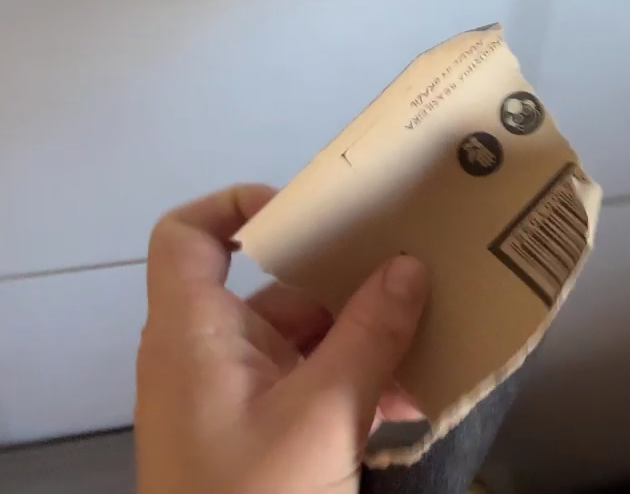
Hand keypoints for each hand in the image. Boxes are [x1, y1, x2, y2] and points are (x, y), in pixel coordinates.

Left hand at [135, 184, 429, 493]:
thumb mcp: (321, 415)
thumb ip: (371, 333)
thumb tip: (411, 263)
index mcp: (197, 337)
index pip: (188, 239)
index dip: (240, 205)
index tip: (317, 209)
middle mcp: (218, 352)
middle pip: (282, 280)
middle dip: (355, 270)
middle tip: (422, 251)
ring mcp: (247, 390)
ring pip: (317, 329)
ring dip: (377, 328)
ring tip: (441, 315)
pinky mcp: (273, 424)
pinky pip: (327, 373)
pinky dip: (371, 372)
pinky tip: (422, 385)